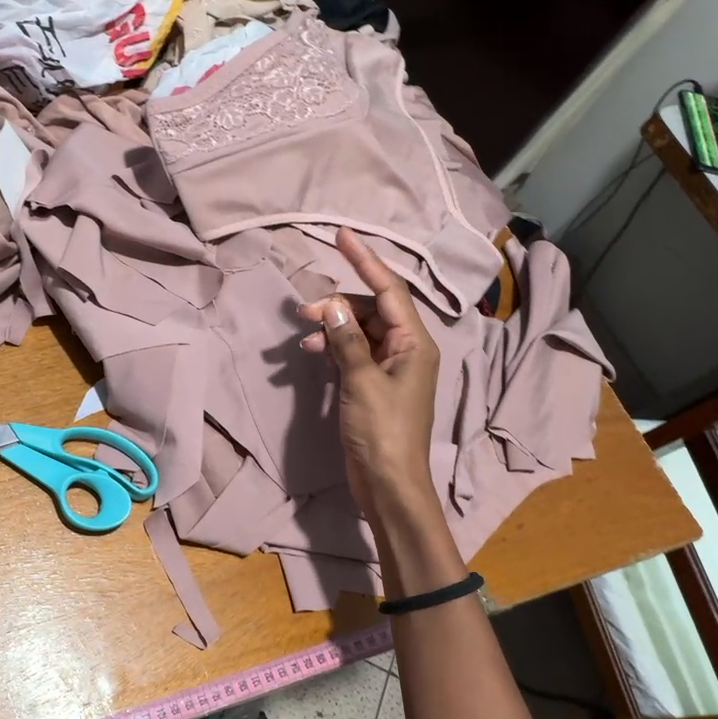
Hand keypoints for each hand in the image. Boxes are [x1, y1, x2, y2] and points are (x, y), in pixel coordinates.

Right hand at [299, 229, 440, 514]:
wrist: (389, 482)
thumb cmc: (382, 431)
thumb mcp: (362, 382)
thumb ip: (347, 341)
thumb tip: (335, 306)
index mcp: (414, 343)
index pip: (390, 290)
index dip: (365, 261)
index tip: (341, 236)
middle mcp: (406, 349)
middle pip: (371, 309)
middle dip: (339, 304)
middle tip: (304, 312)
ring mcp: (389, 369)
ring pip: (358, 332)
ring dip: (332, 329)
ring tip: (303, 338)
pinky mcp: (373, 387)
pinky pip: (352, 354)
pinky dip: (332, 350)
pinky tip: (310, 354)